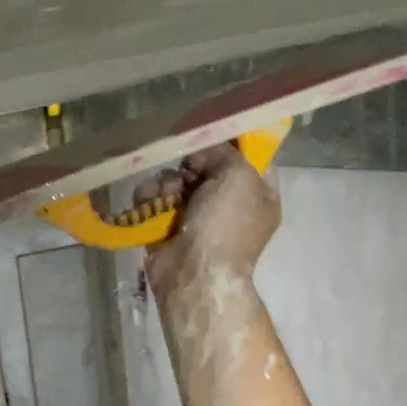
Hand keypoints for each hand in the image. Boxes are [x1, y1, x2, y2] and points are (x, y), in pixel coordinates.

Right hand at [143, 143, 281, 296]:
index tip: (211, 130)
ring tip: (163, 192)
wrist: (194, 275)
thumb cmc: (225, 225)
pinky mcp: (168, 228)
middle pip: (207, 168)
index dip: (231, 141)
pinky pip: (156, 201)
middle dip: (191, 164)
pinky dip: (149, 199)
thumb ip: (223, 151)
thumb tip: (200, 150)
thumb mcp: (238, 175)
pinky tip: (148, 203)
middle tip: (185, 167)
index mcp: (258, 193)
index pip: (250, 157)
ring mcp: (198, 218)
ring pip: (177, 182)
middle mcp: (230, 204)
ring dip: (165, 182)